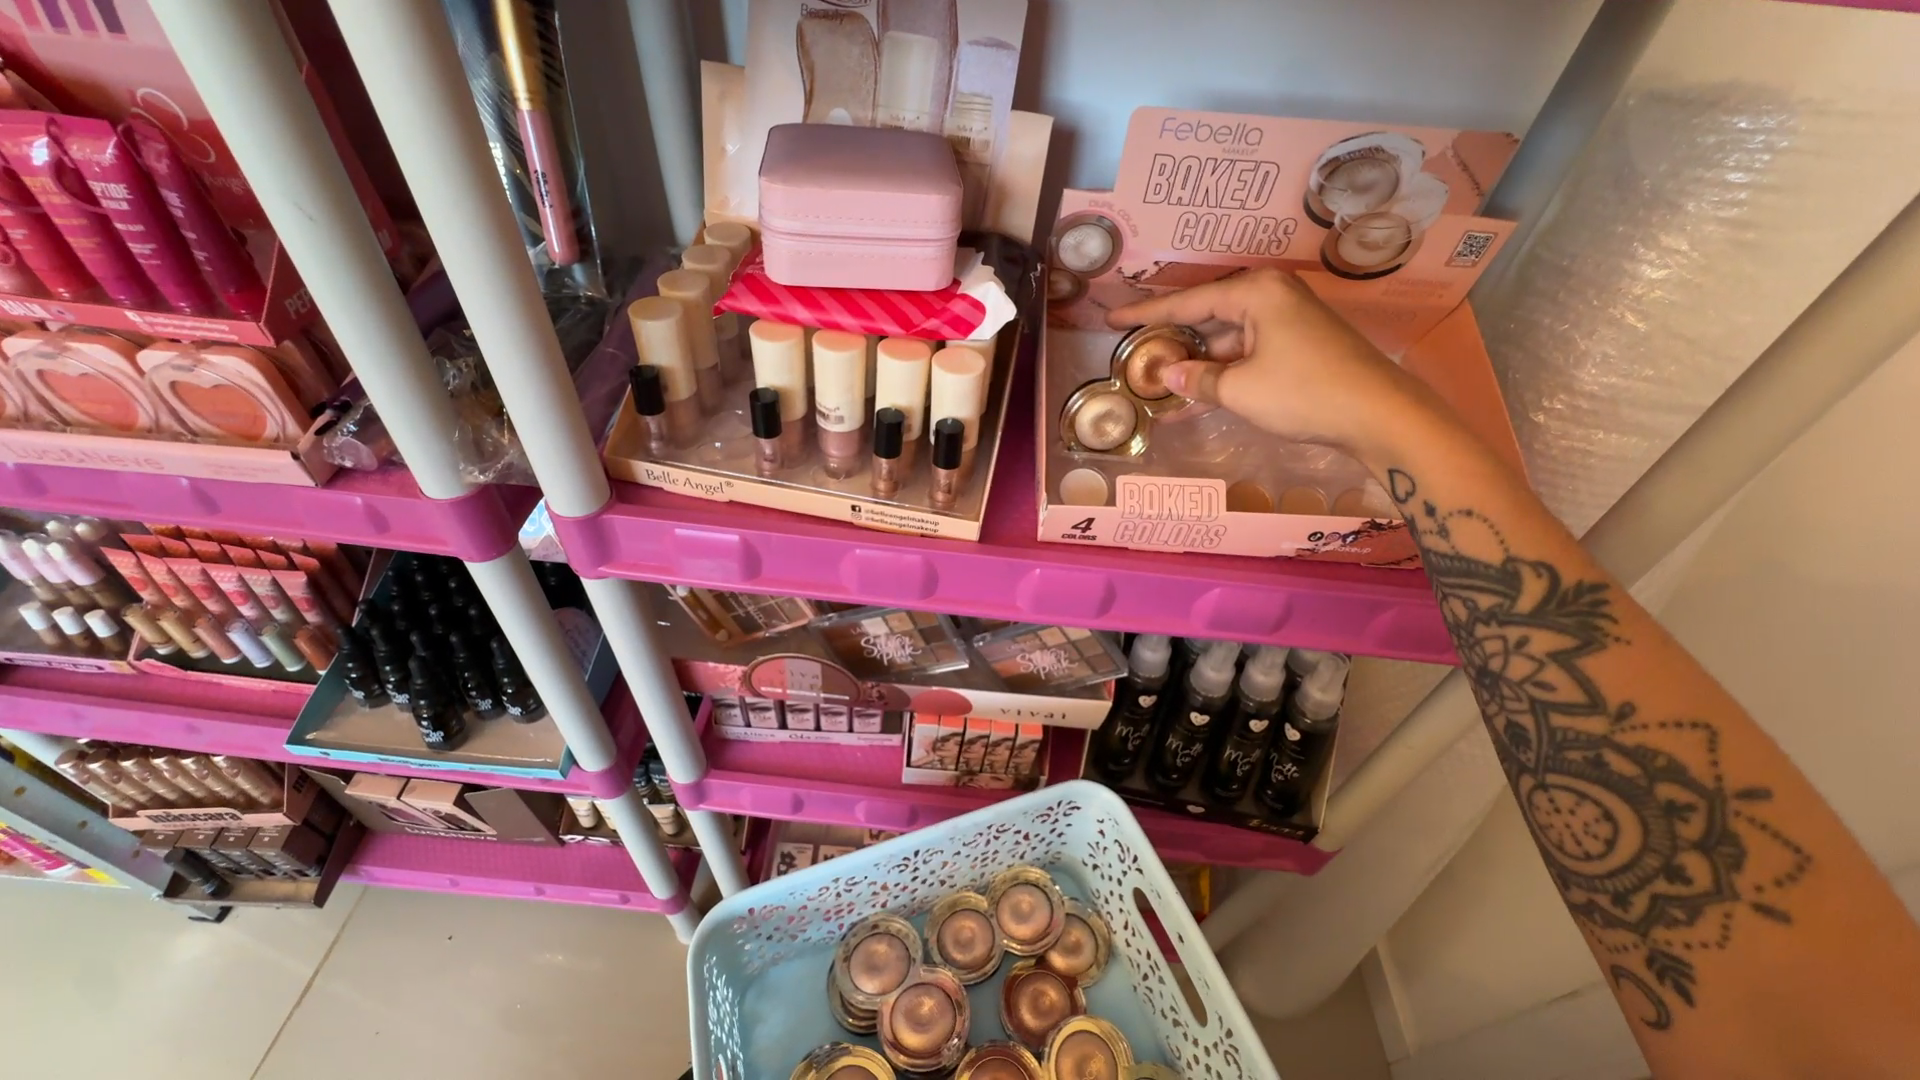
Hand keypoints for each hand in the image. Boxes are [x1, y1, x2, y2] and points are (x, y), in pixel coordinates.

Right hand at [1107, 269, 1444, 465]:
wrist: (1380, 415)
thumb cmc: (1305, 392)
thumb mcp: (1240, 389)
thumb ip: (1198, 380)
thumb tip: (1169, 375)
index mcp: (1256, 292)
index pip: (1187, 301)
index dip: (1145, 313)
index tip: (1111, 318)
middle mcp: (1272, 298)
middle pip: (1207, 317)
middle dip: (1171, 341)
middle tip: (1133, 352)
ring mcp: (1287, 325)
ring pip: (1226, 343)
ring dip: (1195, 368)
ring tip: (1155, 388)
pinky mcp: (1298, 350)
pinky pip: (1246, 359)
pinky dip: (1222, 378)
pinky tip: (1191, 404)